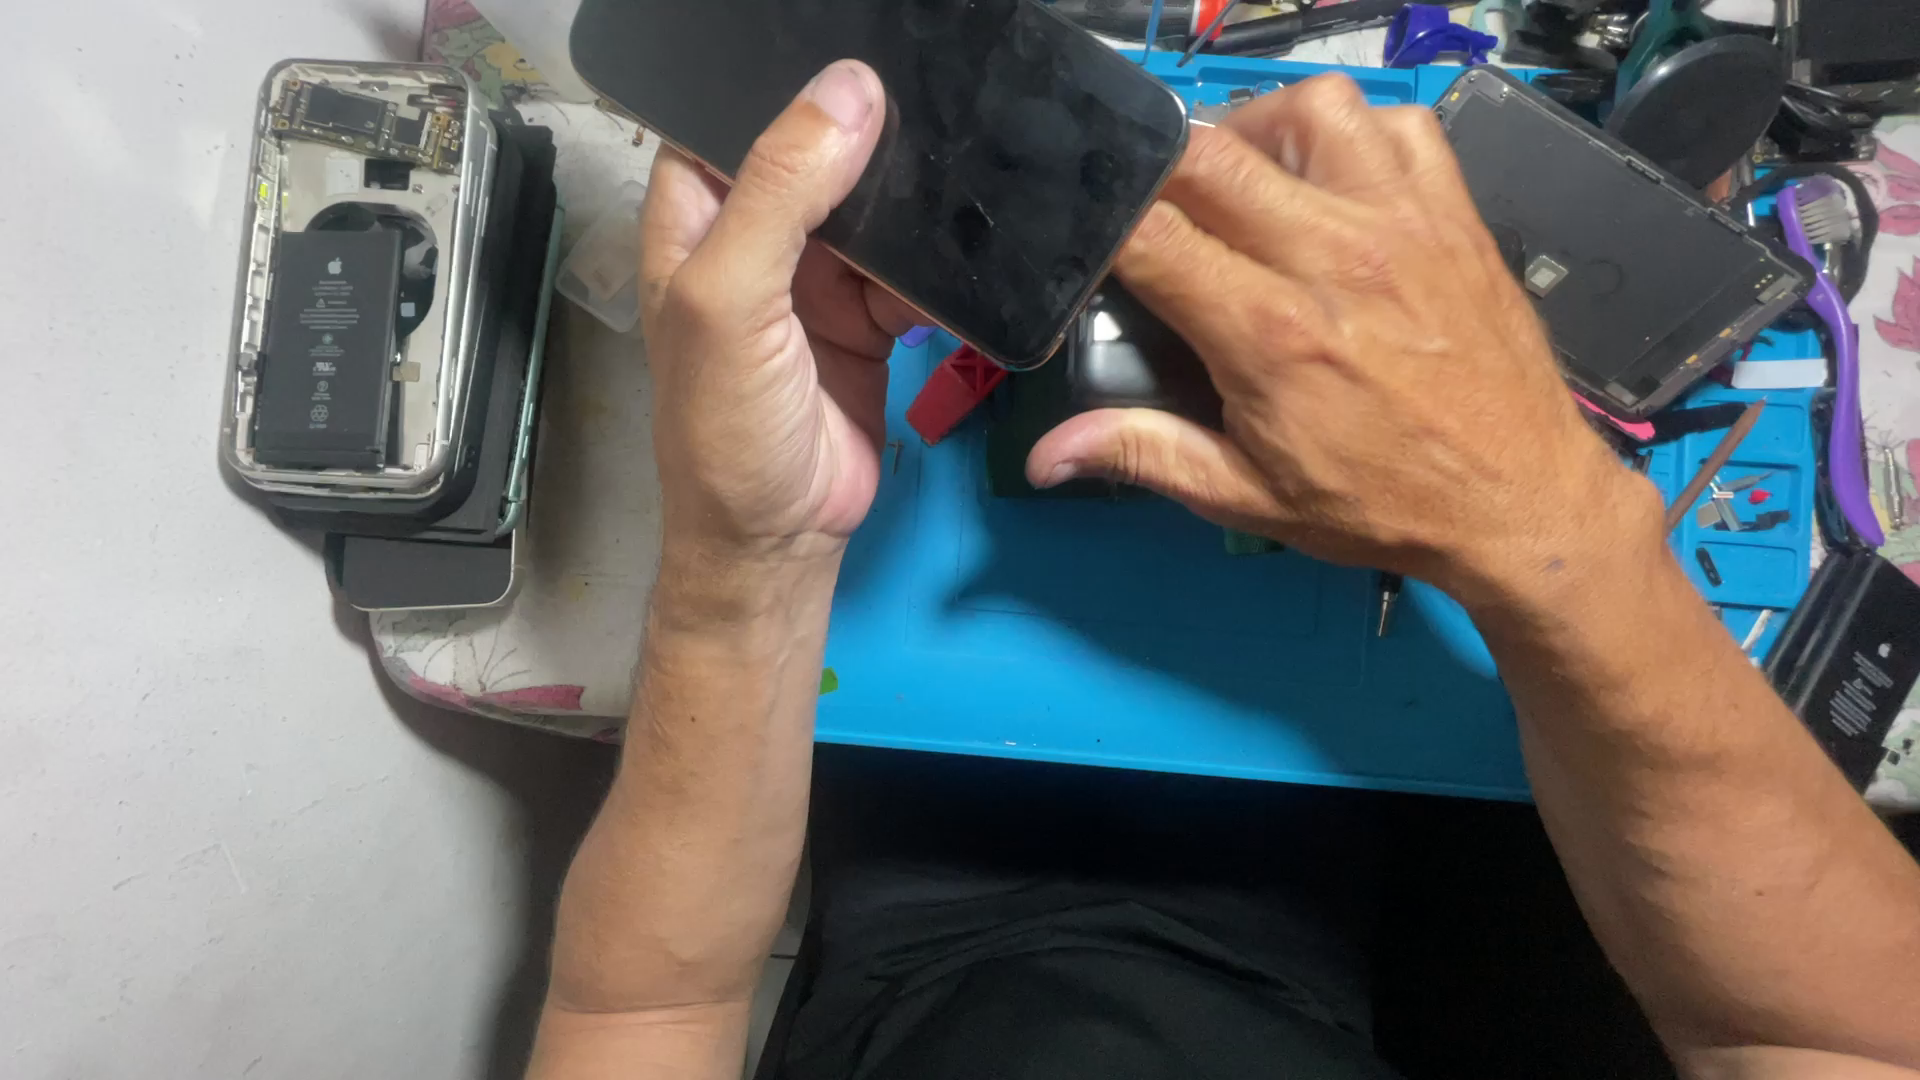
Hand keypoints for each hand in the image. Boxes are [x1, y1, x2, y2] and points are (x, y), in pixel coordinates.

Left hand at [640, 60, 916, 564]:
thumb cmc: (728, 428)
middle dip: (868, 142)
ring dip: (912, 210)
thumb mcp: (733, 303)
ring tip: (963, 179)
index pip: (731, 121)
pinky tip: (963, 263)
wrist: (783, 535)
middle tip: (935, 104)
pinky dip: (934, 273)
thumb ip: (780, 196)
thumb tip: (850, 94)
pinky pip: (908, 277)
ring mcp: (818, 286)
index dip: (784, 88)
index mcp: (698, 223)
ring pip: (873, 218)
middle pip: (817, 162)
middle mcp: (757, 244)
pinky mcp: (868, 325)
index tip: (856, 56)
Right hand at [1026, 75, 1649, 606]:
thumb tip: (1043, 458)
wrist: (1517, 503)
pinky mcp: (1454, 213)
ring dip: (1246, 134)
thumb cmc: (1370, 504)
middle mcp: (1331, 256)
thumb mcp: (1240, 494)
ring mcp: (1401, 222)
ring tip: (1229, 185)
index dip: (1103, 230)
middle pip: (1211, 157)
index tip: (1090, 248)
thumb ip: (1140, 454)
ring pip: (1305, 111)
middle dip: (1153, 173)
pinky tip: (1319, 182)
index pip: (1153, 237)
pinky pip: (1392, 124)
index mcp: (1266, 333)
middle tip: (1146, 218)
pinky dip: (1340, 133)